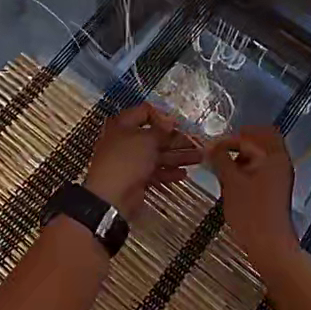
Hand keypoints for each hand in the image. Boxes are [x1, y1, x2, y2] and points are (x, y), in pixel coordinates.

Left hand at [83, 103, 202, 213]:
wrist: (111, 196)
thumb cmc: (127, 160)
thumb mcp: (146, 140)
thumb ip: (161, 130)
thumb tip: (170, 121)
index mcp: (123, 125)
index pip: (144, 113)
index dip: (162, 116)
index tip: (179, 124)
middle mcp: (127, 141)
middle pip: (155, 136)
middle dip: (177, 139)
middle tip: (197, 142)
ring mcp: (131, 161)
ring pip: (158, 155)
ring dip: (179, 156)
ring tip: (199, 158)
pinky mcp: (136, 179)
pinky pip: (155, 172)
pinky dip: (169, 173)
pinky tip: (183, 174)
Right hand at [207, 125, 298, 260]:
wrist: (269, 244)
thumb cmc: (250, 211)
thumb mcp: (231, 181)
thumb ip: (220, 159)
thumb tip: (209, 146)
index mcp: (273, 155)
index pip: (251, 135)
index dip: (230, 138)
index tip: (212, 148)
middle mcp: (281, 161)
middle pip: (264, 139)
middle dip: (242, 141)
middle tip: (222, 150)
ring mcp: (280, 175)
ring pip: (263, 154)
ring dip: (245, 154)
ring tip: (224, 165)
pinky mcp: (276, 188)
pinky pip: (263, 167)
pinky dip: (249, 166)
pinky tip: (234, 178)